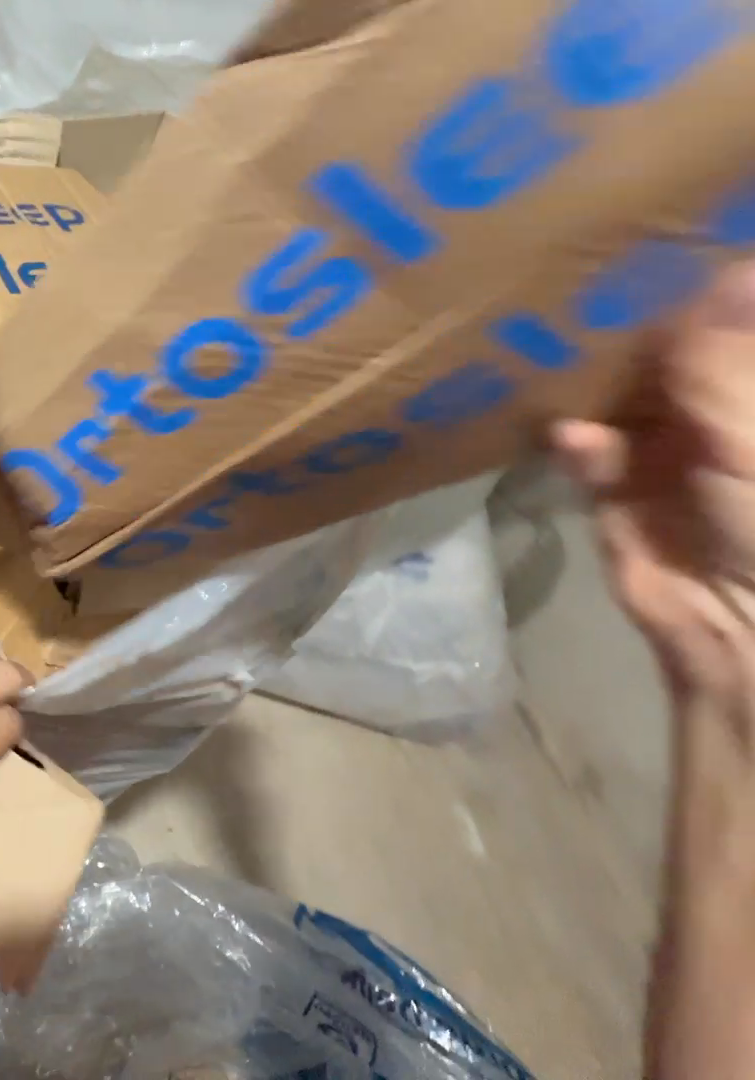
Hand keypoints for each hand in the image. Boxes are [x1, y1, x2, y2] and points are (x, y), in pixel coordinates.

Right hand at [553, 261, 754, 706]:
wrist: (742, 627)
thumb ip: (725, 369)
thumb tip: (720, 273)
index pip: (731, 326)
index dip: (708, 288)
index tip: (659, 248)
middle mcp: (723, 412)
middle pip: (676, 354)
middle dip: (636, 329)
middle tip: (584, 289)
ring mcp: (671, 450)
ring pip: (624, 397)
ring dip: (594, 383)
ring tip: (554, 349)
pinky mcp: (617, 487)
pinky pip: (589, 452)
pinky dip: (578, 444)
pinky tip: (570, 437)